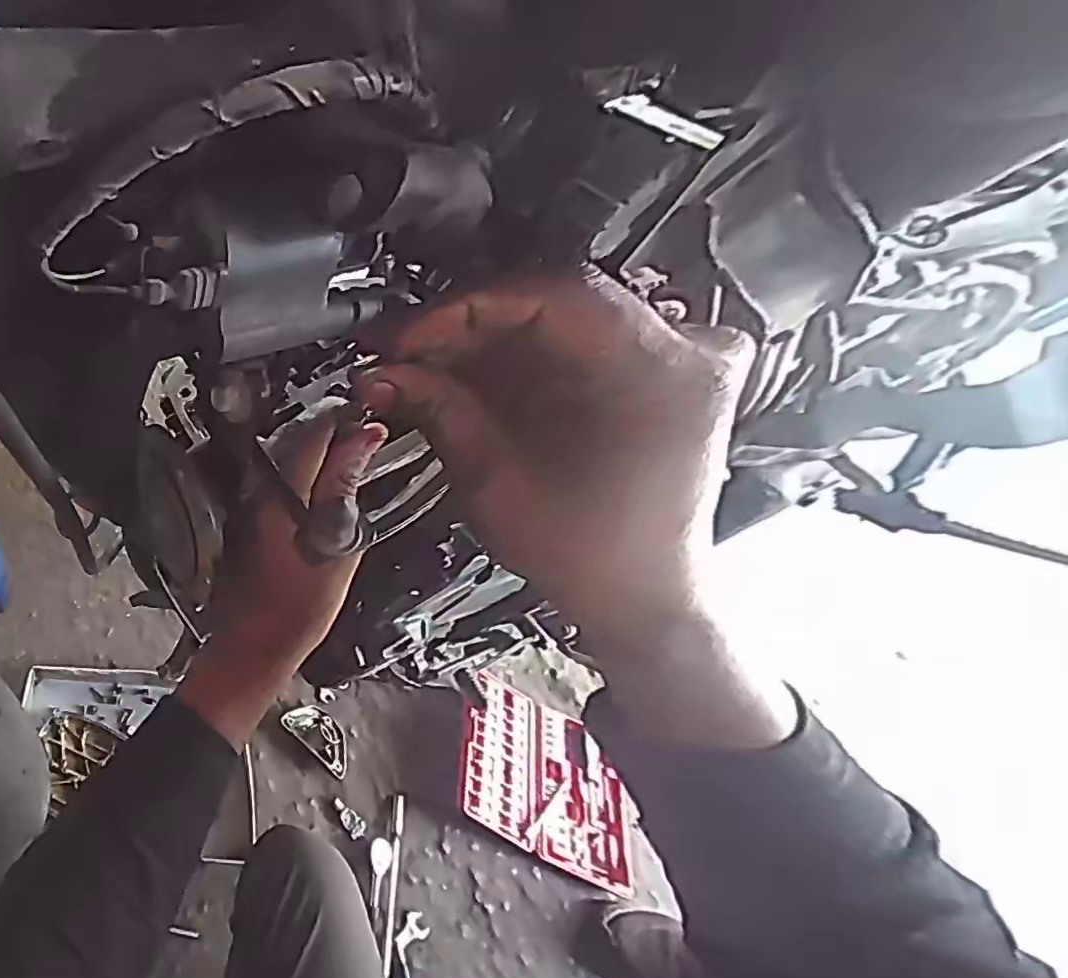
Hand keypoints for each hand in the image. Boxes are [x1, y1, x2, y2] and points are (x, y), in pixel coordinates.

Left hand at [177, 407, 386, 746]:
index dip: (344, 419)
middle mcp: (255, 492)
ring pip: (283, 457)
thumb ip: (344, 487)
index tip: (368, 417)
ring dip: (316, 452)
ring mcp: (246, 505)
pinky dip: (300, 475)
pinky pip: (274, 480)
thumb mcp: (337, 544)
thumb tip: (362, 441)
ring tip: (347, 456)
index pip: (313, 432)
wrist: (255, 641)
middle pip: (294, 439)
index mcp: (280, 493)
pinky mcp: (244, 519)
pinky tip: (319, 487)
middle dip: (330, 430)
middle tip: (363, 434)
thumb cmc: (298, 606)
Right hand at [357, 269, 752, 649]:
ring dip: (475, 345)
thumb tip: (383, 375)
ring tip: (415, 368)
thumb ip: (439, 411)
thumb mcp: (493, 479)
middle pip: (548, 304)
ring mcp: (670, 359)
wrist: (635, 590)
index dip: (461, 310)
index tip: (406, 336)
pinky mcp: (644, 374)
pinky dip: (506, 361)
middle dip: (459, 330)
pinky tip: (457, 378)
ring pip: (551, 322)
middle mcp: (683, 351)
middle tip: (396, 352)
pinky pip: (566, 345)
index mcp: (660, 373)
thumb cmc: (582, 551)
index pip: (550, 297)